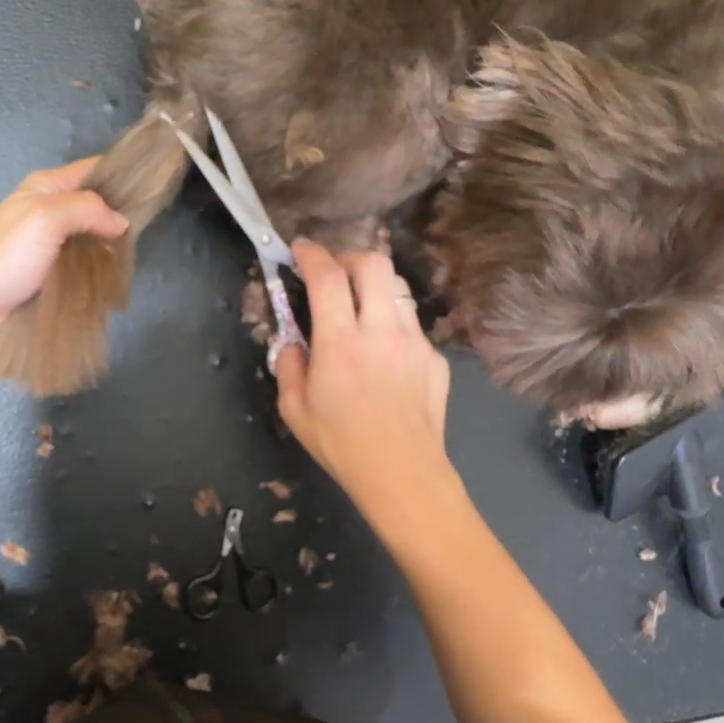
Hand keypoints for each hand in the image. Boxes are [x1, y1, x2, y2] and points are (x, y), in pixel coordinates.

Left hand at [0, 157, 129, 338]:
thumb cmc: (4, 255)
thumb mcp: (46, 218)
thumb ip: (87, 210)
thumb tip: (121, 221)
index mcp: (46, 186)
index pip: (94, 169)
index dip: (123, 175)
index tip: (153, 190)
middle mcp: (48, 208)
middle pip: (95, 204)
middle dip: (119, 215)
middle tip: (145, 232)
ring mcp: (46, 240)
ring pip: (89, 235)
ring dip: (108, 245)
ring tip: (130, 256)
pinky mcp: (46, 269)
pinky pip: (79, 260)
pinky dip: (95, 265)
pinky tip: (109, 275)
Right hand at [273, 240, 455, 510]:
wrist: (402, 473)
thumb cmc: (341, 444)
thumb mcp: (294, 410)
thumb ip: (289, 366)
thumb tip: (293, 343)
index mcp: (340, 344)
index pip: (328, 277)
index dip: (311, 254)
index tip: (300, 249)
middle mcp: (381, 332)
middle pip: (374, 264)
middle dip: (349, 258)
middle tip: (334, 273)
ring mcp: (414, 342)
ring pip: (398, 289)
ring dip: (374, 288)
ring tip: (359, 309)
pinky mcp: (435, 358)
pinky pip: (411, 326)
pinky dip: (392, 325)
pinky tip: (383, 356)